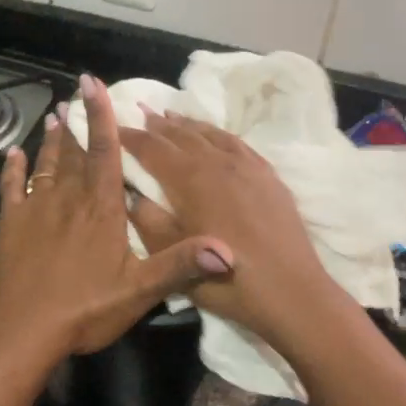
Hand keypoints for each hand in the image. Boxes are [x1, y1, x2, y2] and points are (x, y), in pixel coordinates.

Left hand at [0, 75, 233, 357]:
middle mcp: (68, 198)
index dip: (102, 115)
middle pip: (75, 152)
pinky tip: (14, 154)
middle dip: (78, 122)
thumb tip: (229, 248)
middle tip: (75, 95)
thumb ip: (181, 264)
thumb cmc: (86, 308)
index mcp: (102, 208)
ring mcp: (36, 209)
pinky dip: (14, 169)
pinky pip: (12, 188)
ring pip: (47, 164)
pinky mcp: (11, 225)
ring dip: (52, 140)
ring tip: (55, 116)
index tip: (94, 83)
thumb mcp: (141, 290)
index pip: (105, 151)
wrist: (24, 329)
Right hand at [121, 110, 335, 347]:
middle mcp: (218, 163)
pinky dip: (217, 134)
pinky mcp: (268, 177)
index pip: (152, 148)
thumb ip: (147, 220)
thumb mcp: (173, 256)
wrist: (292, 293)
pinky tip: (214, 136)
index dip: (130, 137)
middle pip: (182, 135)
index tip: (113, 128)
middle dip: (157, 124)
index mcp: (190, 179)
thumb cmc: (226, 280)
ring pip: (211, 134)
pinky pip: (237, 143)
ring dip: (187, 124)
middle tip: (139, 112)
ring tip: (171, 116)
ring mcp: (248, 167)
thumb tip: (132, 194)